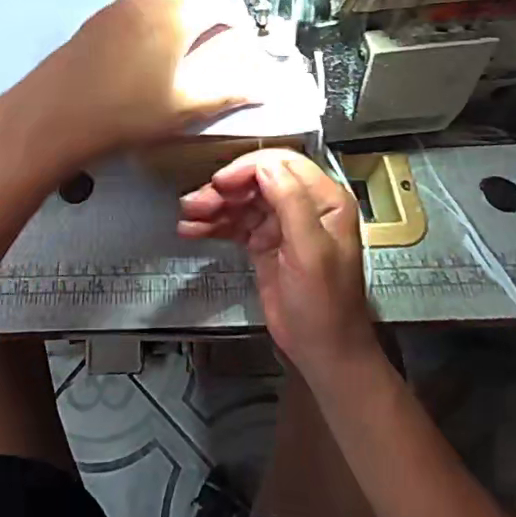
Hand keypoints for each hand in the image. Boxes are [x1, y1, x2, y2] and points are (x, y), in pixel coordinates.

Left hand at [0, 0, 257, 175]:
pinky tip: (145, 40)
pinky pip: (136, 2)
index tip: (241, 39)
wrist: (52, 114)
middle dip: (210, 5)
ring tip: (184, 38)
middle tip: (217, 35)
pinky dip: (152, 13)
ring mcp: (120, 5)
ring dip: (179, 7)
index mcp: (177, 15)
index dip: (237, 15)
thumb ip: (226, 91)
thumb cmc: (127, 113)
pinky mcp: (98, 18)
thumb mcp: (183, 107)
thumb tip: (260, 85)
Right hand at [179, 150, 378, 376]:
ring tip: (188, 217)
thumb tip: (265, 166)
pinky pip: (237, 224)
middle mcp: (304, 205)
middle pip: (258, 181)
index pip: (283, 165)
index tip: (221, 182)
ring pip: (243, 201)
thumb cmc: (326, 305)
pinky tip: (194, 230)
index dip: (249, 168)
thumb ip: (291, 204)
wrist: (324, 351)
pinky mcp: (265, 243)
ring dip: (214, 206)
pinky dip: (215, 224)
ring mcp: (283, 224)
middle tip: (196, 203)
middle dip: (225, 189)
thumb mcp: (311, 252)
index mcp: (324, 200)